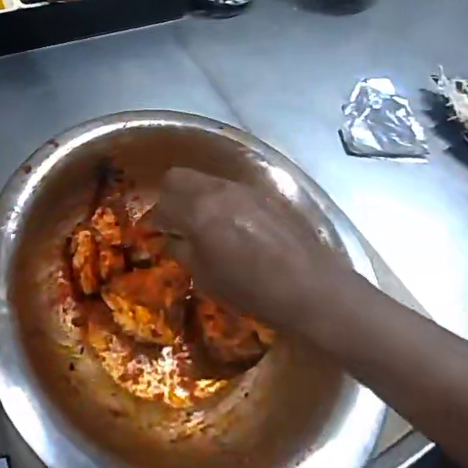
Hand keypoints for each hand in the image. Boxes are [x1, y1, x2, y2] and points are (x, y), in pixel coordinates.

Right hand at [147, 167, 355, 332]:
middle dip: (169, 196)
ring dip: (195, 196)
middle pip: (178, 177)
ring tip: (202, 224)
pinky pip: (228, 188)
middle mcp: (217, 191)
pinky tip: (230, 225)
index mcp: (198, 212)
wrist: (312, 288)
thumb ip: (183, 252)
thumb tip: (170, 240)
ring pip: (204, 180)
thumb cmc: (254, 290)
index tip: (156, 233)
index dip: (156, 219)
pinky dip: (218, 200)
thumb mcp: (208, 278)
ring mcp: (243, 188)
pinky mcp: (263, 193)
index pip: (162, 203)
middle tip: (173, 220)